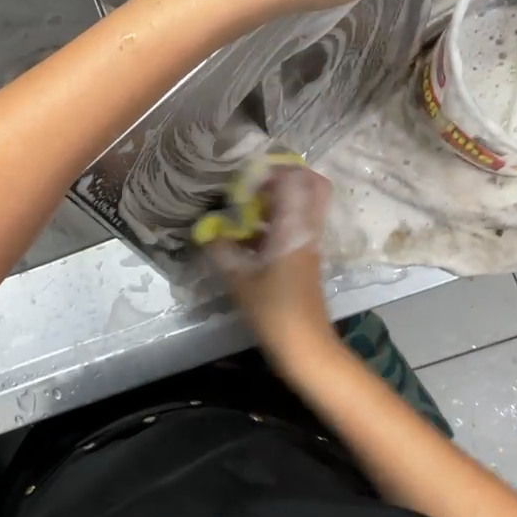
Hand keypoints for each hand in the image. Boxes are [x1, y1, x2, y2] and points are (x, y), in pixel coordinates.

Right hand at [210, 166, 339, 358]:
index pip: (297, 179)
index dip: (273, 168)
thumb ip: (222, 250)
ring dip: (276, 199)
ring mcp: (309, 243)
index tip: (245, 175)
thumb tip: (206, 230)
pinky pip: (294, 225)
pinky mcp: (305, 258)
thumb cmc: (275, 312)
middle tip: (252, 183)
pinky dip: (274, 221)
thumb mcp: (239, 280)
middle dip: (283, 177)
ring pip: (302, 205)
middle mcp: (307, 229)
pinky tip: (246, 235)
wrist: (307, 348)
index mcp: (294, 227)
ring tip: (242, 207)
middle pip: (311, 186)